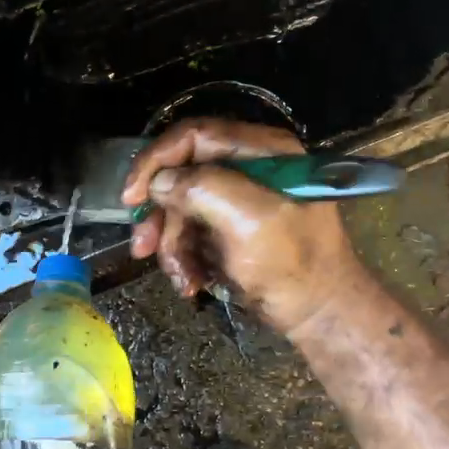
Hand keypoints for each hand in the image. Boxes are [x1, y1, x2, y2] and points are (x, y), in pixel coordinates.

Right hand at [122, 118, 367, 332]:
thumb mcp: (250, 221)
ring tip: (182, 278)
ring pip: (179, 211)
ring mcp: (237, 200)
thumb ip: (203, 189)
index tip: (131, 196)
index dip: (156, 161)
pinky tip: (193, 282)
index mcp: (262, 152)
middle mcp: (247, 168)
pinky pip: (189, 235)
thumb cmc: (293, 264)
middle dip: (160, 216)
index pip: (194, 135)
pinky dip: (184, 260)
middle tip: (143, 247)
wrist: (316, 312)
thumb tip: (160, 183)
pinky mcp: (228, 230)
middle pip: (180, 176)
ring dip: (171, 247)